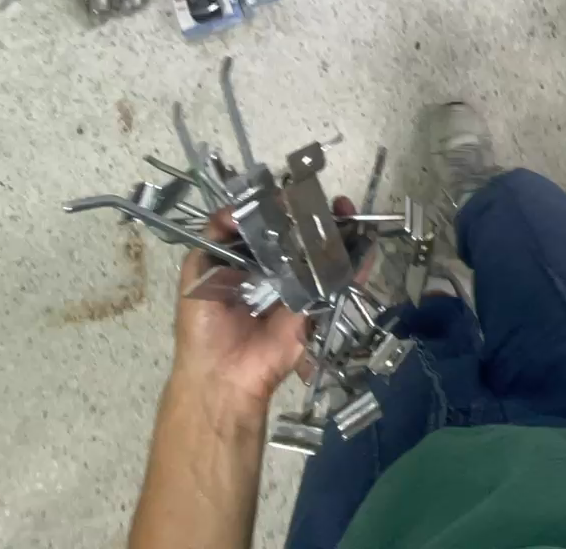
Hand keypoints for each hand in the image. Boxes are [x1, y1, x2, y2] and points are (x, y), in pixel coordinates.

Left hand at [168, 197, 357, 412]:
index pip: (269, 222)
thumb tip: (238, 207)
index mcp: (249, 257)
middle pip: (302, 232)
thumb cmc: (205, 323)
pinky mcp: (317, 304)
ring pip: (324, 251)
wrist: (225, 374)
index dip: (281, 204)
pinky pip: (339, 281)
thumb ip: (214, 236)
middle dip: (316, 212)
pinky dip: (356, 263)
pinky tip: (367, 245)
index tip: (291, 190)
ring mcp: (300, 284)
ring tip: (348, 210)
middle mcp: (277, 267)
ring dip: (340, 229)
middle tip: (326, 199)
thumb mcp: (198, 273)